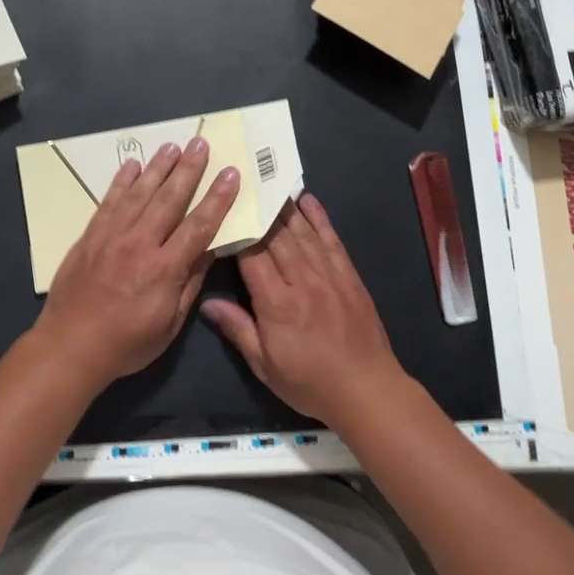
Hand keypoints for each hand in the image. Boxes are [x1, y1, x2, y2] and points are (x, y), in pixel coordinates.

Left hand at [33, 138, 240, 384]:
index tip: (231, 174)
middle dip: (189, 169)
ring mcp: (111, 236)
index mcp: (164, 269)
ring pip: (139, 194)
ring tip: (173, 146)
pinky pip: (109, 202)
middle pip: (169, 199)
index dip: (217, 199)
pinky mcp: (90, 236)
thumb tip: (209, 251)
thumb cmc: (126, 343)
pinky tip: (132, 166)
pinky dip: (121, 182)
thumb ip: (189, 284)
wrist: (69, 346)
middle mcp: (139, 244)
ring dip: (158, 167)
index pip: (199, 225)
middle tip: (202, 143)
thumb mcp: (169, 325)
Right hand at [201, 193, 409, 425]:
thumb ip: (238, 329)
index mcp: (277, 304)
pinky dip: (320, 219)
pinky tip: (308, 201)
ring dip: (286, 208)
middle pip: (277, 238)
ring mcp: (329, 276)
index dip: (239, 232)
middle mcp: (302, 282)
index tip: (225, 210)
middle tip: (246, 185)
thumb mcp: (264, 365)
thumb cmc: (309, 382)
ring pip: (303, 233)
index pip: (252, 257)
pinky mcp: (349, 276)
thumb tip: (207, 304)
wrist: (366, 390)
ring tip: (271, 184)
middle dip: (260, 211)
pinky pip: (332, 241)